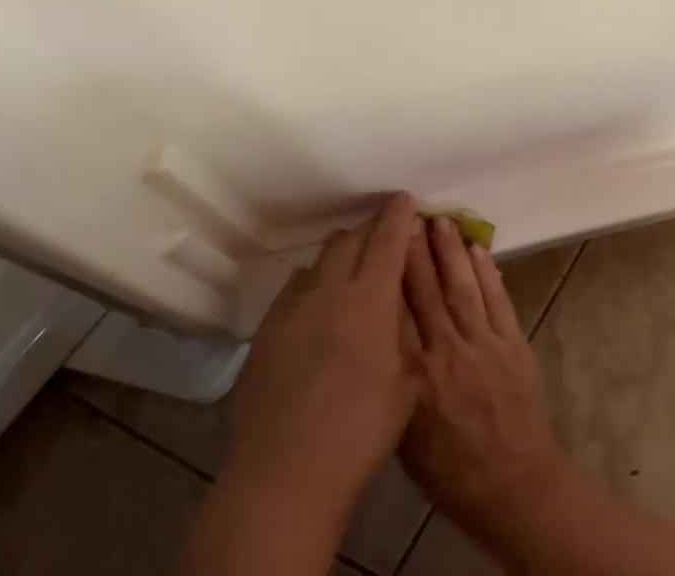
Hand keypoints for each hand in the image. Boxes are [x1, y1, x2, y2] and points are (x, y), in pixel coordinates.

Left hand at [221, 193, 421, 513]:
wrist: (286, 474)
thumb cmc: (363, 430)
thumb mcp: (408, 380)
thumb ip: (405, 333)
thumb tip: (401, 305)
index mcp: (371, 301)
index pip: (388, 242)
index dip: (399, 218)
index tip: (406, 200)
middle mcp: (329, 294)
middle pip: (350, 242)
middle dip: (372, 228)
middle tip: (387, 228)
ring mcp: (291, 313)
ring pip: (319, 263)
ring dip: (341, 253)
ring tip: (353, 258)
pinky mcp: (266, 336)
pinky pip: (293, 291)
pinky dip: (312, 282)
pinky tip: (317, 298)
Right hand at [399, 217, 567, 523]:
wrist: (507, 480)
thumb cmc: (447, 466)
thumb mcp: (402, 430)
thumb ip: (393, 381)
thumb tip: (376, 344)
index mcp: (412, 375)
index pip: (394, 314)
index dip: (386, 276)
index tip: (377, 245)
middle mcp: (445, 351)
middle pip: (427, 292)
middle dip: (416, 252)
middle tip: (407, 216)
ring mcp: (483, 344)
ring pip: (463, 288)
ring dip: (451, 253)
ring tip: (441, 222)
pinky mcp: (513, 343)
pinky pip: (498, 301)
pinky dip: (488, 274)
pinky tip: (477, 252)